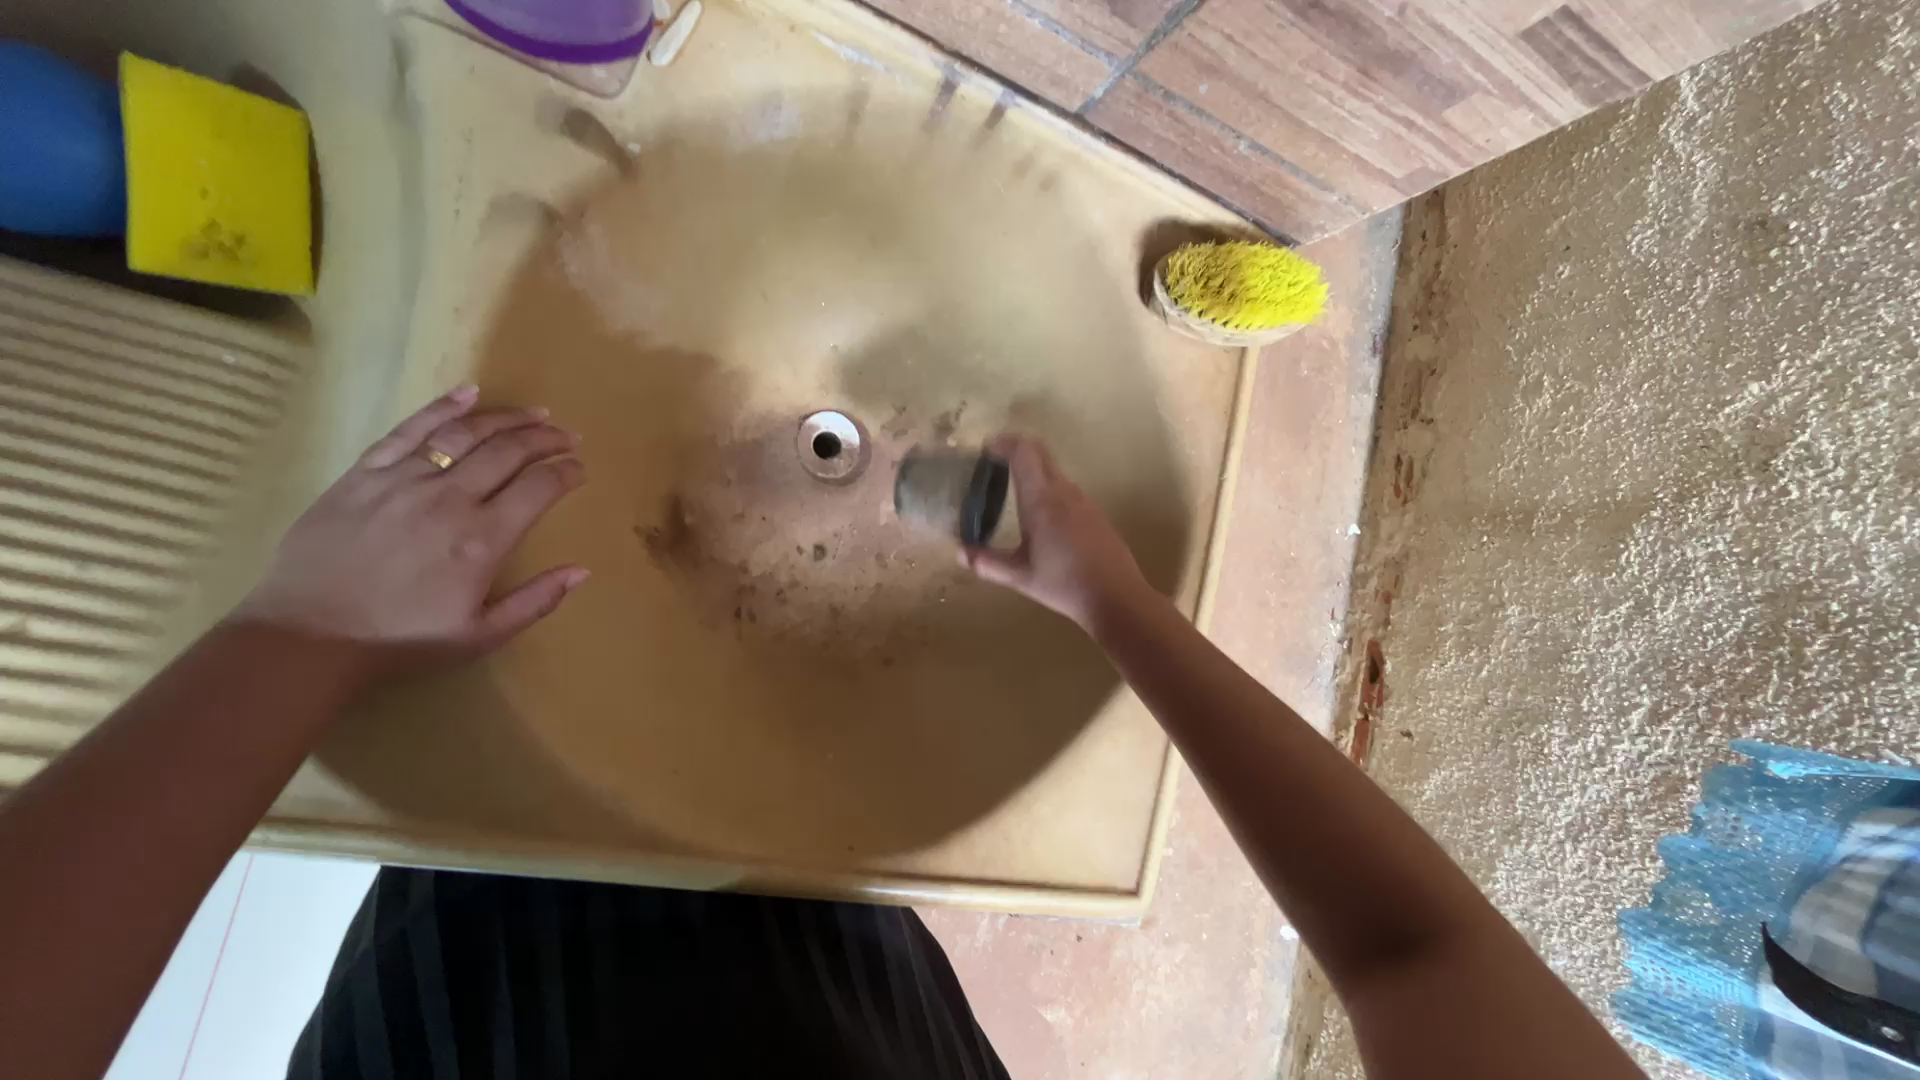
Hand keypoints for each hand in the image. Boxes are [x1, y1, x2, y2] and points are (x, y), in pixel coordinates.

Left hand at [234, 383, 587, 674]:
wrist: (307, 637)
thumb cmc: (401, 640)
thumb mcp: (481, 635)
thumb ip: (536, 601)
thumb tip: (582, 570)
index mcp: (483, 540)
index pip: (540, 488)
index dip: (567, 473)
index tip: (580, 469)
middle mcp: (449, 499)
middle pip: (509, 452)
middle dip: (547, 440)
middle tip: (568, 436)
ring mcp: (403, 481)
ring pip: (465, 434)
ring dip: (507, 419)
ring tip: (534, 414)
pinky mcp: (364, 475)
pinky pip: (409, 430)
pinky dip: (443, 408)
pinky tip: (470, 393)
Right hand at [961, 434, 1153, 632]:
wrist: (1116, 596)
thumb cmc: (1063, 584)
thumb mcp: (1020, 577)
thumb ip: (987, 563)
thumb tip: (960, 553)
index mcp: (1042, 501)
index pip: (1024, 453)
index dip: (1004, 443)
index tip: (987, 449)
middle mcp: (1064, 492)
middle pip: (1041, 453)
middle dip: (1017, 451)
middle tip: (995, 464)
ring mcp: (1084, 501)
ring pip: (1055, 472)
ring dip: (1034, 471)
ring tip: (1014, 492)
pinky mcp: (1095, 513)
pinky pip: (1067, 490)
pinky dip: (1048, 489)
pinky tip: (1042, 518)